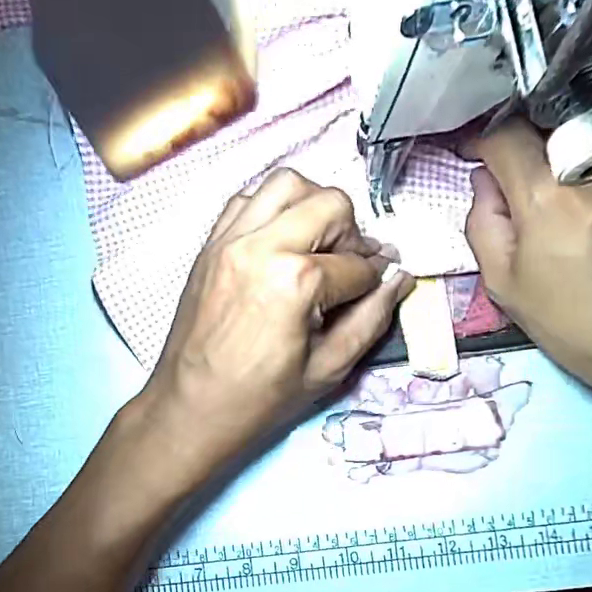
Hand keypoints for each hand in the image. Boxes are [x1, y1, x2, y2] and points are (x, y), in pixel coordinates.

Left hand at [131, 169, 414, 479]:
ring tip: (319, 247)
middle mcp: (262, 246)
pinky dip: (275, 209)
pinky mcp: (211, 242)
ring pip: (288, 184)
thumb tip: (400, 279)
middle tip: (349, 268)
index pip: (357, 264)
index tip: (377, 291)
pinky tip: (283, 243)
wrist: (192, 407)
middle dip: (351, 234)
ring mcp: (231, 238)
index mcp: (295, 282)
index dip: (376, 280)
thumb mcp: (330, 368)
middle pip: (330, 204)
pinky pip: (249, 197)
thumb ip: (372, 319)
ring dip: (314, 208)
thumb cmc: (262, 398)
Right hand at [465, 104, 591, 448]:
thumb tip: (487, 180)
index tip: (490, 160)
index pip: (503, 132)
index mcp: (548, 189)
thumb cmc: (585, 326)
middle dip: (540, 111)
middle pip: (562, 90)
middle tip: (541, 143)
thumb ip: (484, 226)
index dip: (488, 144)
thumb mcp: (509, 290)